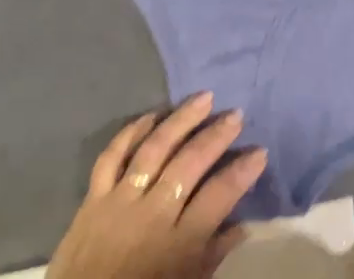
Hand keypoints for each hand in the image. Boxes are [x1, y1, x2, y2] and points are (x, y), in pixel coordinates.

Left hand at [46, 92, 267, 278]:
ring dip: (180, 120)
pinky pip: (112, 156)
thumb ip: (214, 253)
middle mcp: (153, 212)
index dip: (241, 172)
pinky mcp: (94, 195)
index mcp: (180, 241)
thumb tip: (243, 225)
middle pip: (188, 164)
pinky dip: (130, 132)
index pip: (218, 196)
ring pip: (153, 149)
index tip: (259, 151)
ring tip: (202, 98)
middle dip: (215, 136)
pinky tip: (151, 115)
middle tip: (235, 114)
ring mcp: (121, 199)